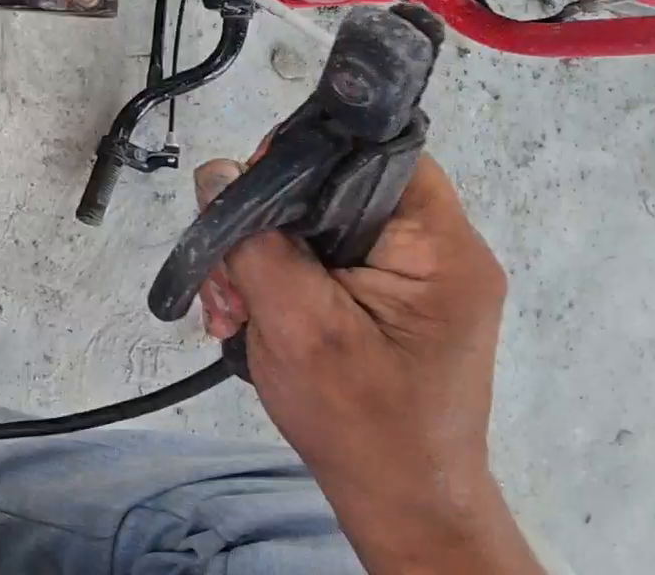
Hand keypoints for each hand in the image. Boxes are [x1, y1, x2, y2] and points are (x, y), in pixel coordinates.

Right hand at [191, 155, 542, 574]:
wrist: (394, 499)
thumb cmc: (359, 417)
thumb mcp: (297, 321)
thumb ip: (255, 241)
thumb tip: (217, 174)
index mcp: (437, 247)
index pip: (374, 156)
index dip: (304, 157)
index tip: (246, 191)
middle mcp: (428, 250)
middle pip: (324, 191)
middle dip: (257, 226)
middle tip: (226, 277)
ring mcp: (401, 275)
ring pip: (302, 226)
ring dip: (250, 260)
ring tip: (228, 309)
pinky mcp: (374, 296)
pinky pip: (305, 259)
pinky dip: (264, 281)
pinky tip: (240, 314)